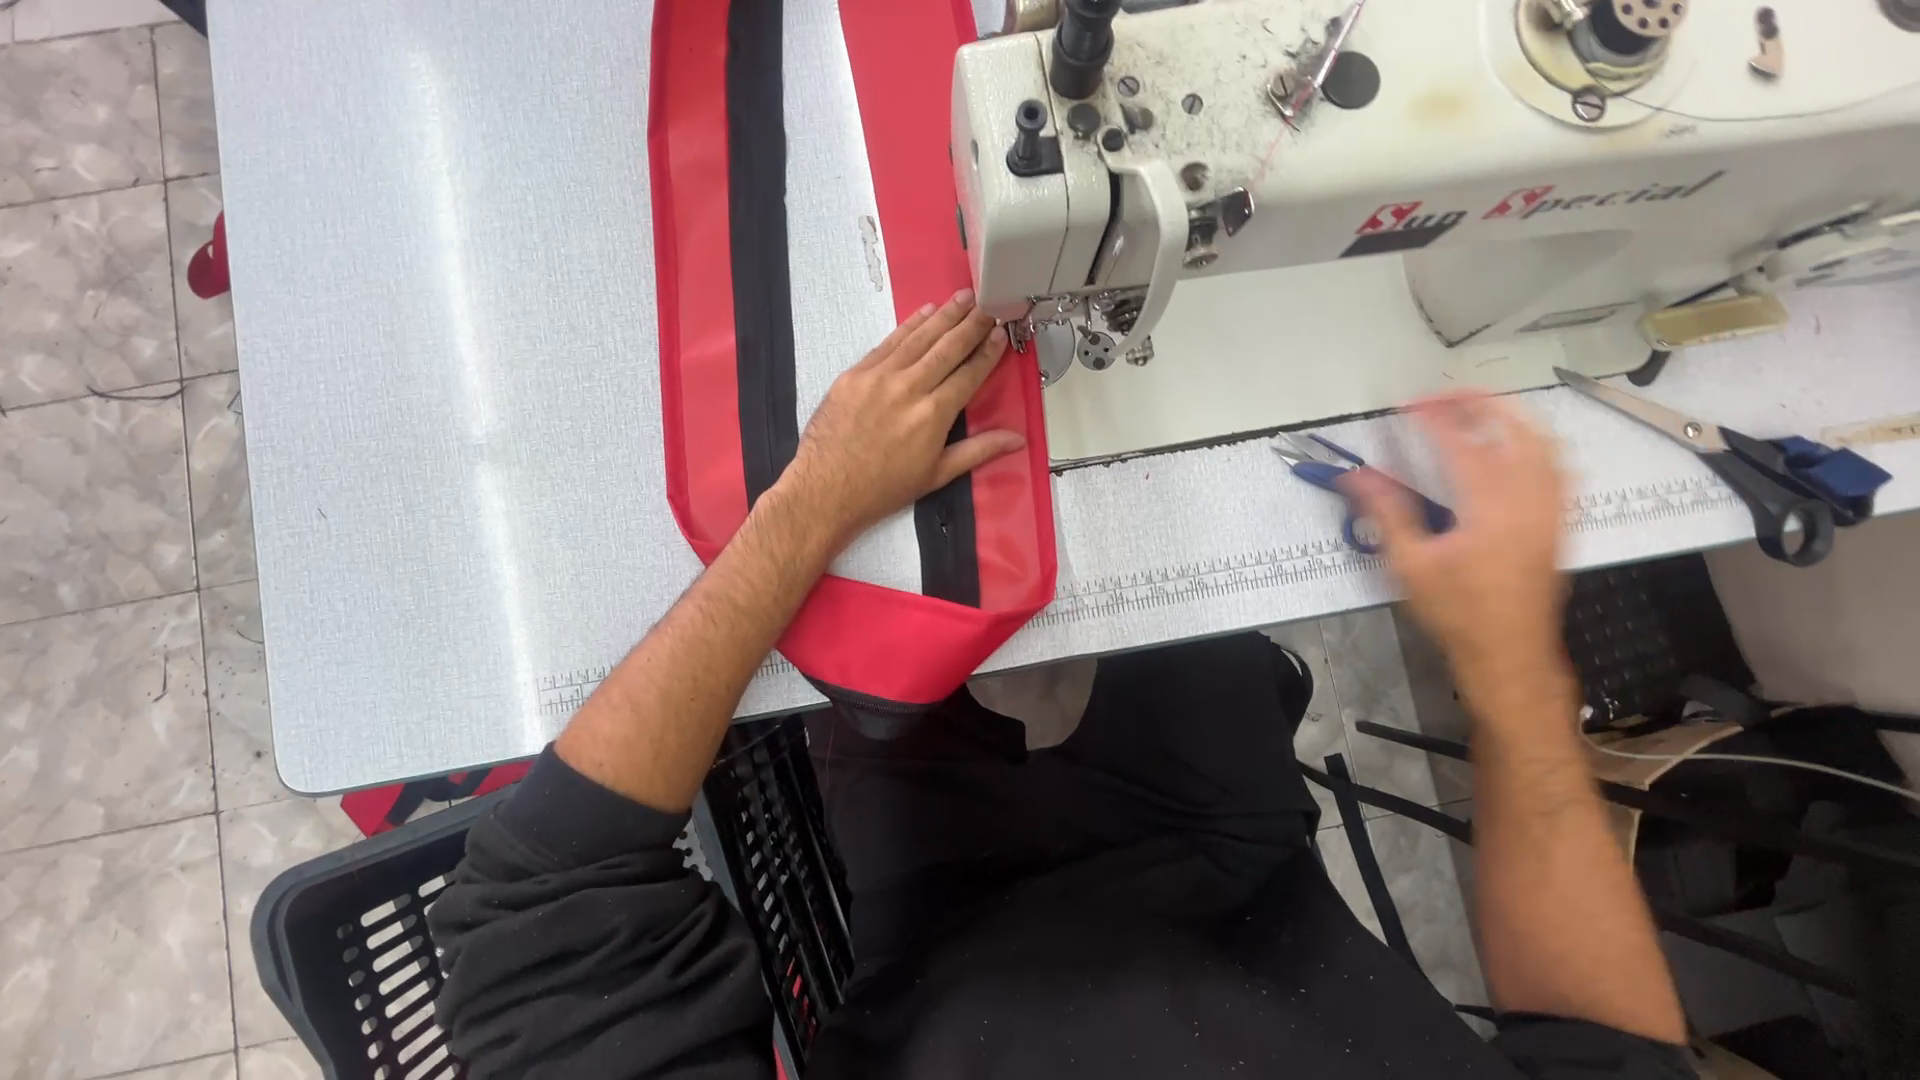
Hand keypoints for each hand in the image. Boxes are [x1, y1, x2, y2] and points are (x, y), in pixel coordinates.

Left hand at [774, 289, 1025, 550]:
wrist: (826, 488)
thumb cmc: (882, 488)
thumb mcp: (937, 474)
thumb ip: (978, 450)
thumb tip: (1017, 439)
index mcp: (933, 415)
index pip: (969, 373)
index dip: (987, 351)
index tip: (1000, 334)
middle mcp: (908, 388)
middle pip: (947, 347)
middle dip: (971, 324)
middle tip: (987, 305)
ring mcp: (879, 377)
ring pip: (919, 338)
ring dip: (944, 316)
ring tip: (963, 298)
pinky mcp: (856, 373)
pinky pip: (889, 342)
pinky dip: (909, 325)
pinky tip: (924, 312)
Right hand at [1340, 393, 1569, 703]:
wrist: (1509, 652)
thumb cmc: (1457, 612)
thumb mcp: (1409, 565)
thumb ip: (1386, 512)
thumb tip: (1357, 477)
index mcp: (1488, 507)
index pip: (1459, 444)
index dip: (1432, 417)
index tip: (1408, 404)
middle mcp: (1527, 500)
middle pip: (1513, 430)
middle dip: (1481, 403)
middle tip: (1448, 395)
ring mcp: (1551, 509)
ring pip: (1545, 444)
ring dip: (1514, 418)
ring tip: (1485, 408)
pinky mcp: (1559, 522)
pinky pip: (1560, 469)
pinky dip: (1539, 446)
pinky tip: (1522, 447)